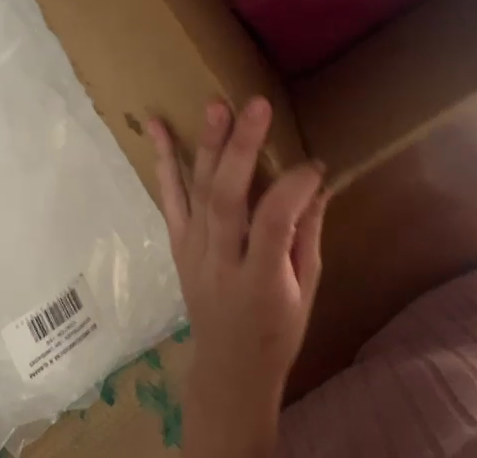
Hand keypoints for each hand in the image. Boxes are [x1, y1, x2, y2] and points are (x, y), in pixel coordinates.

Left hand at [147, 99, 328, 456]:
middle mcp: (220, 265)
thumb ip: (308, 233)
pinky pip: (169, 200)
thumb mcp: (307, 289)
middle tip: (257, 106)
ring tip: (215, 105)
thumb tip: (318, 182)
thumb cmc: (278, 332)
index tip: (315, 164)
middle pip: (226, 201)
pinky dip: (163, 161)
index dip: (294, 186)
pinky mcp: (178, 246)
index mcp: (261, 283)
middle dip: (241, 149)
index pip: (274, 222)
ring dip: (207, 146)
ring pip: (198, 194)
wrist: (228, 372)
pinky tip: (158, 126)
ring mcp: (193, 254)